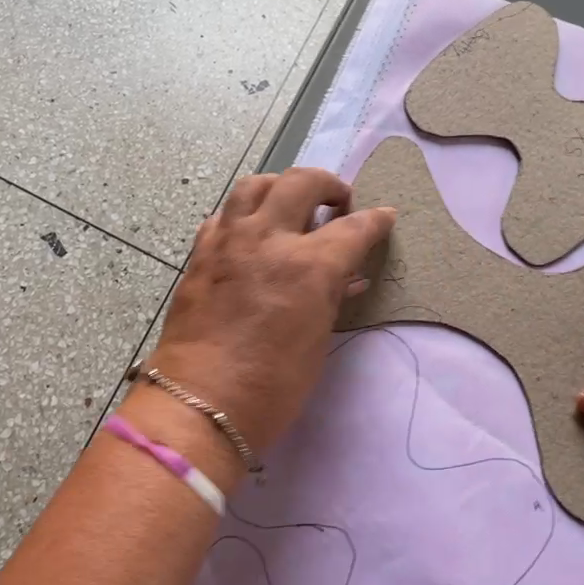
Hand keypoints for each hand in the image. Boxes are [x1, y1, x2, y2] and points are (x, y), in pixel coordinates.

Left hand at [146, 169, 396, 460]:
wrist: (200, 402)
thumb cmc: (272, 386)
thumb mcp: (318, 340)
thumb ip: (333, 296)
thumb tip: (347, 275)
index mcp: (308, 265)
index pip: (353, 228)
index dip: (375, 221)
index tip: (383, 217)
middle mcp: (267, 239)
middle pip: (302, 182)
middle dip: (328, 184)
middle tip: (338, 202)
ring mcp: (228, 241)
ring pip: (255, 184)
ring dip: (280, 186)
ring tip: (290, 204)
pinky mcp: (200, 253)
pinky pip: (224, 214)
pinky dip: (243, 214)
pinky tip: (250, 233)